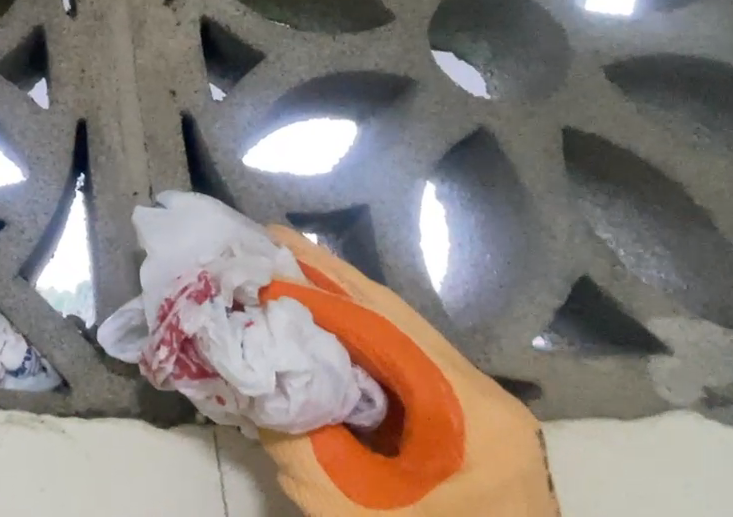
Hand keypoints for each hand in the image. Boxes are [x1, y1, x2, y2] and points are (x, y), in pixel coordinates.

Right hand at [256, 226, 559, 515]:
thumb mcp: (350, 509)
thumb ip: (295, 440)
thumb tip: (249, 380)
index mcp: (472, 411)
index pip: (385, 326)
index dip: (319, 287)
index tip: (265, 254)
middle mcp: (483, 396)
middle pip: (395, 318)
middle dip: (328, 278)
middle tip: (269, 241)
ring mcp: (478, 410)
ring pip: (399, 338)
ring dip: (340, 305)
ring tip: (284, 271)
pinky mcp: (464, 427)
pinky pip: (401, 368)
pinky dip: (355, 342)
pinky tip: (316, 329)